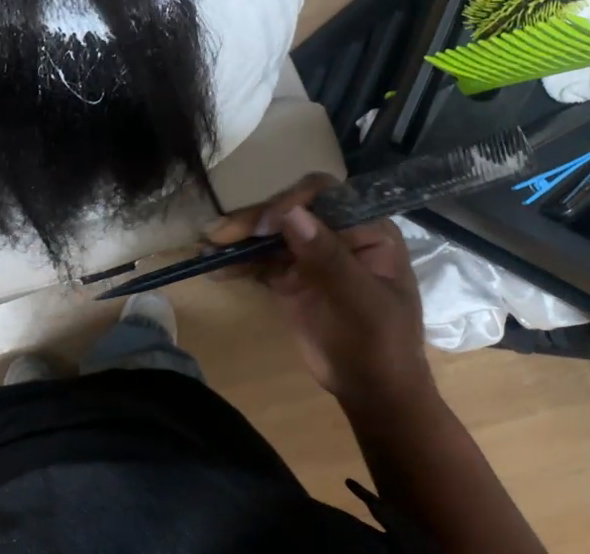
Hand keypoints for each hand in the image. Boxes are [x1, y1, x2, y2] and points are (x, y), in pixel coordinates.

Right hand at [208, 176, 433, 408]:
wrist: (373, 392)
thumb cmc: (381, 346)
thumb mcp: (362, 302)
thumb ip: (328, 257)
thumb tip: (291, 213)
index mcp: (366, 230)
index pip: (324, 196)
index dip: (293, 202)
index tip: (266, 225)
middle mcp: (336, 234)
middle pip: (289, 211)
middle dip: (254, 221)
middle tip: (220, 234)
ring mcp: (310, 254)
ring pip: (269, 233)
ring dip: (238, 238)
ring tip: (208, 247)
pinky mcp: (289, 275)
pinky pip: (259, 259)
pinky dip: (237, 262)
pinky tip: (216, 267)